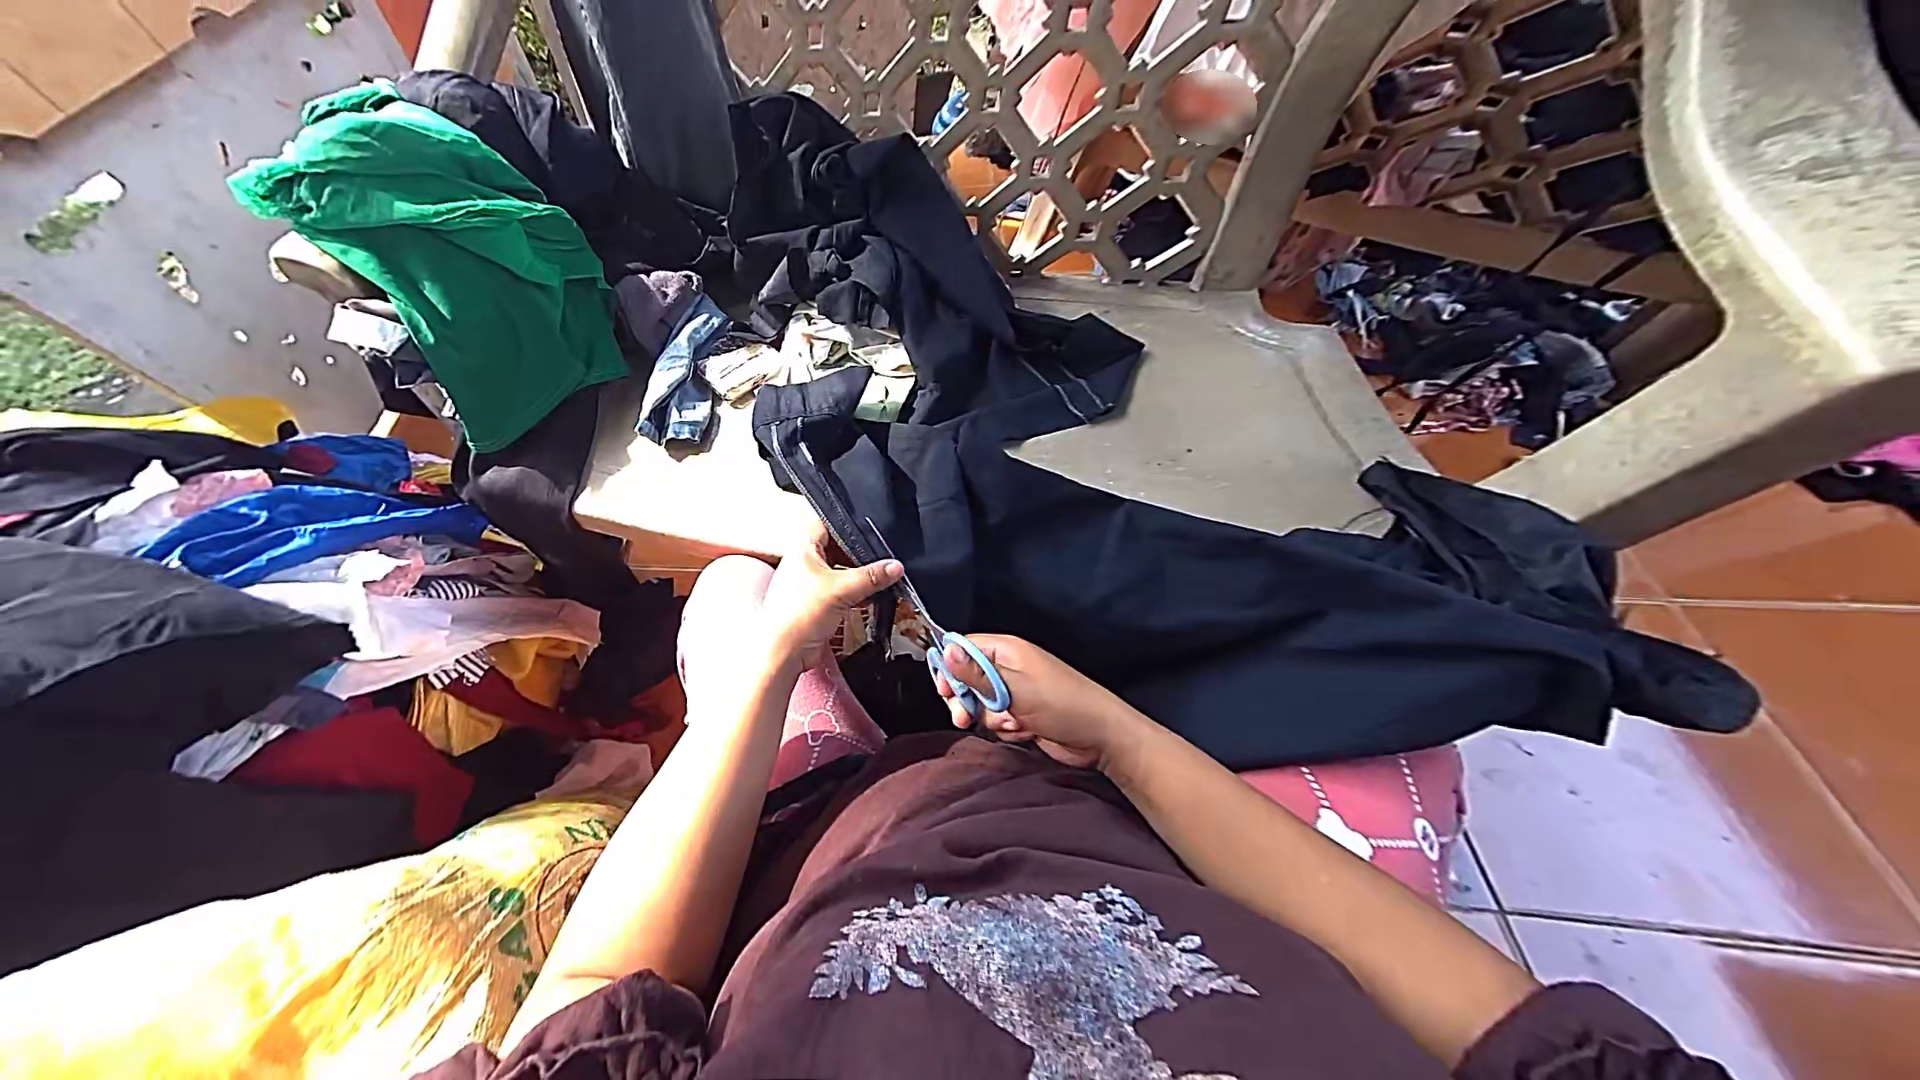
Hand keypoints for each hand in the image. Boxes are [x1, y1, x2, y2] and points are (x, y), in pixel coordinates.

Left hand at [758, 521, 902, 666]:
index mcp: (803, 550)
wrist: (784, 653)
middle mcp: (804, 564)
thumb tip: (894, 567)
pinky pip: (840, 590)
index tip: (868, 529)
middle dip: (858, 554)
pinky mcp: (817, 603)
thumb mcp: (842, 589)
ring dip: (858, 575)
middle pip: (837, 548)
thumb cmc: (796, 616)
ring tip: (878, 578)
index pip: (827, 524)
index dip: (847, 523)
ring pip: (840, 570)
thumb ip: (872, 576)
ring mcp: (810, 584)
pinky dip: (855, 592)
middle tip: (878, 557)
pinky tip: (869, 597)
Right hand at [933, 634, 1149, 770]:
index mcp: (1007, 650)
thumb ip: (977, 673)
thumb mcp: (1015, 688)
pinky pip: (995, 720)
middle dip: (965, 700)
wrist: (1099, 737)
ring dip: (990, 718)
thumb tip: (947, 651)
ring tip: (1013, 722)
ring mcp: (1015, 691)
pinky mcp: (1020, 714)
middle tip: (964, 716)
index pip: (964, 649)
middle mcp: (1008, 667)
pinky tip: (1024, 730)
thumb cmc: (1064, 705)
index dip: (950, 668)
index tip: (945, 690)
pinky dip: (1004, 729)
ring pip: (980, 704)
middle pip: (967, 679)